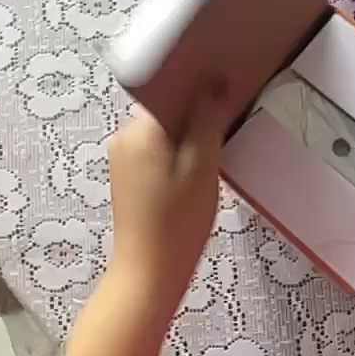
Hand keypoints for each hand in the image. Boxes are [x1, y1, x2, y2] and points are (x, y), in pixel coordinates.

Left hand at [106, 83, 231, 307]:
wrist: (150, 273)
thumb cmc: (178, 222)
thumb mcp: (202, 167)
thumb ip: (207, 120)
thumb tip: (214, 82)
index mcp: (138, 130)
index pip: (171, 90)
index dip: (200, 86)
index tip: (229, 87)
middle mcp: (124, 138)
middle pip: (167, 110)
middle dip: (197, 114)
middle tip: (230, 123)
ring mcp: (124, 159)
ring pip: (165, 132)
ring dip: (190, 136)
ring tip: (218, 149)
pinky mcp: (130, 178)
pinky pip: (158, 151)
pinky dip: (179, 154)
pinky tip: (200, 169)